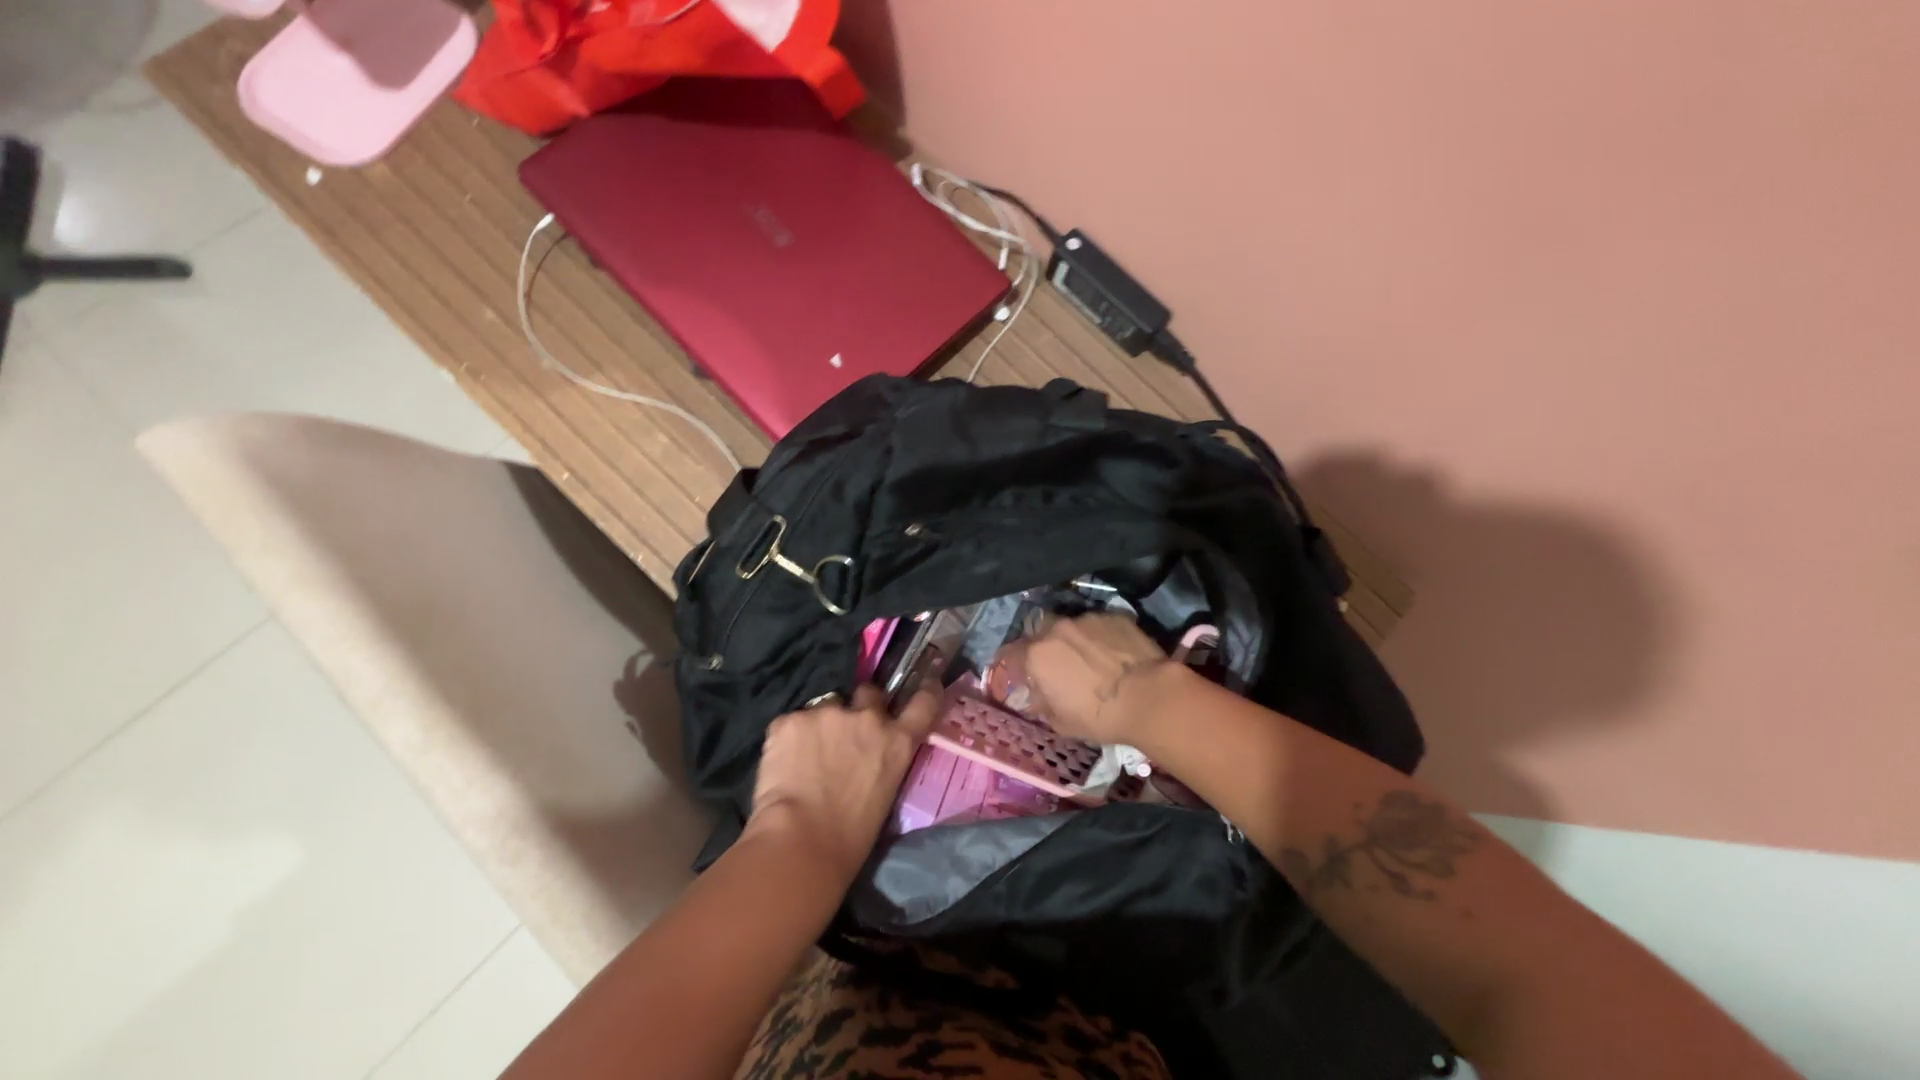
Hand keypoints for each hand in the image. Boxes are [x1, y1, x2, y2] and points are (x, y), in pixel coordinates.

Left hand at [746, 684, 938, 878]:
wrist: (800, 839)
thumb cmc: (850, 837)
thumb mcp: (885, 794)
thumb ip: (883, 762)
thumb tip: (868, 757)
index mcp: (898, 742)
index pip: (923, 702)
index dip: (924, 690)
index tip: (924, 684)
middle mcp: (868, 718)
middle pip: (869, 693)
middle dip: (859, 707)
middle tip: (845, 733)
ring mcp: (827, 714)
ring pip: (825, 708)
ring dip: (820, 725)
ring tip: (804, 757)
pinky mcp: (790, 719)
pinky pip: (791, 723)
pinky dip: (788, 739)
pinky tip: (782, 764)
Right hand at [1014, 613, 1178, 743]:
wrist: (1149, 697)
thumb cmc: (1100, 716)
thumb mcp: (1062, 723)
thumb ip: (1042, 705)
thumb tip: (1037, 699)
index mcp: (1037, 655)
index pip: (1010, 653)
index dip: (1013, 665)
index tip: (1019, 674)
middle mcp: (1057, 629)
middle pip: (1040, 631)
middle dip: (1044, 645)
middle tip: (1057, 664)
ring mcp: (1087, 619)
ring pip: (1072, 626)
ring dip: (1074, 639)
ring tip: (1090, 658)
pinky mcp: (1115, 616)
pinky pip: (1099, 624)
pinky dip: (1100, 636)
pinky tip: (1113, 653)